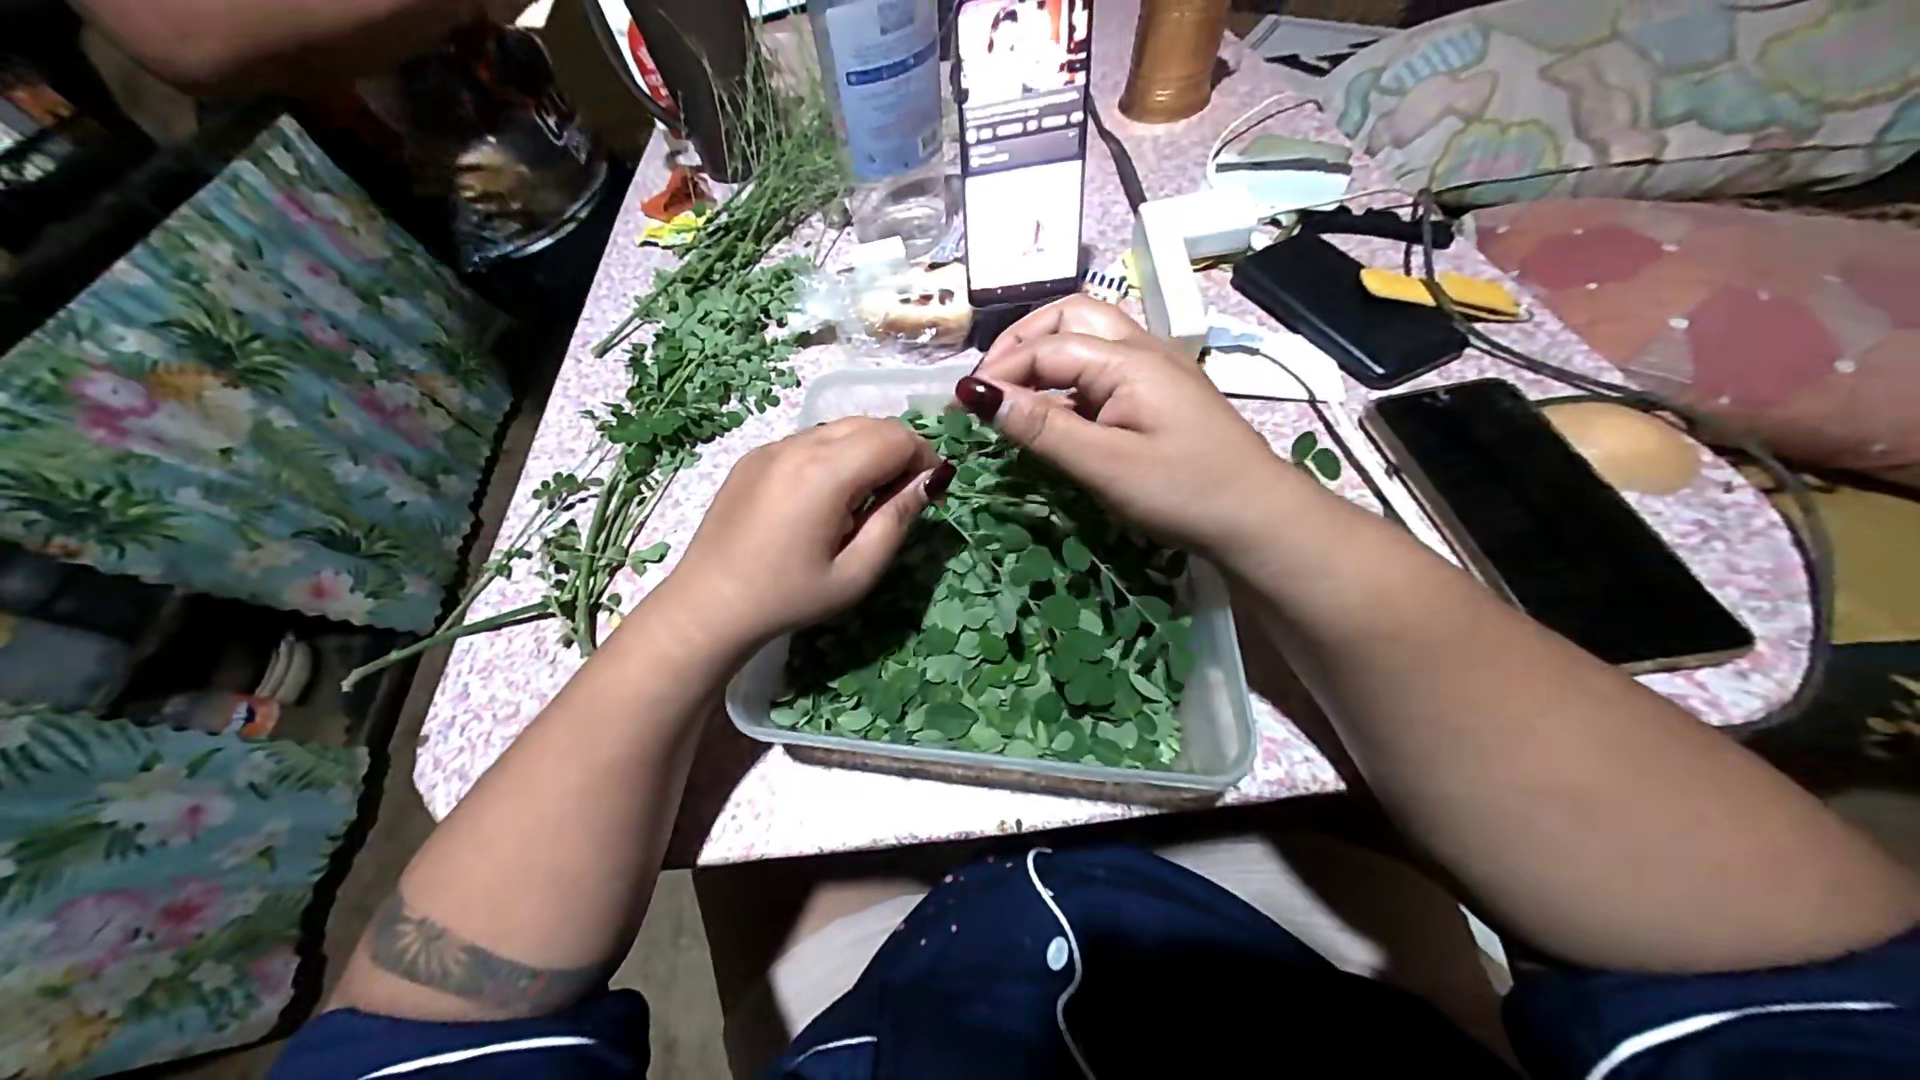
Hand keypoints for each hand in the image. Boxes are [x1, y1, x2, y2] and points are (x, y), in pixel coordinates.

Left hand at [659, 417, 946, 649]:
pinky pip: (811, 440)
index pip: (895, 437)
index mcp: (825, 473)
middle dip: (899, 452)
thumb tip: (931, 481)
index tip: (928, 492)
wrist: (708, 605)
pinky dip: (836, 455)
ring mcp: (772, 447)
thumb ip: (897, 519)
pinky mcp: (755, 457)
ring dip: (867, 451)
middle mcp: (798, 445)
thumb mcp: (856, 571)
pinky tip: (827, 498)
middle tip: (900, 498)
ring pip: (840, 427)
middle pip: (870, 424)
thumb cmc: (789, 597)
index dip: (923, 458)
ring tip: (863, 501)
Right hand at [956, 296, 1294, 558]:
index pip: (1047, 347)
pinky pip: (1100, 369)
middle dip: (1021, 343)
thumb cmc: (1183, 491)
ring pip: (1086, 337)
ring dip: (1043, 355)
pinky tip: (1051, 414)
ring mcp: (1151, 368)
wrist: (1255, 517)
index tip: (962, 407)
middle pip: (1069, 317)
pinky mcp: (1155, 393)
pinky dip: (1065, 381)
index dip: (999, 371)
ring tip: (1012, 394)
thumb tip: (979, 395)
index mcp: (1128, 360)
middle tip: (990, 385)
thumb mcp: (1105, 465)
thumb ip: (1042, 428)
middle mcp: (1140, 349)